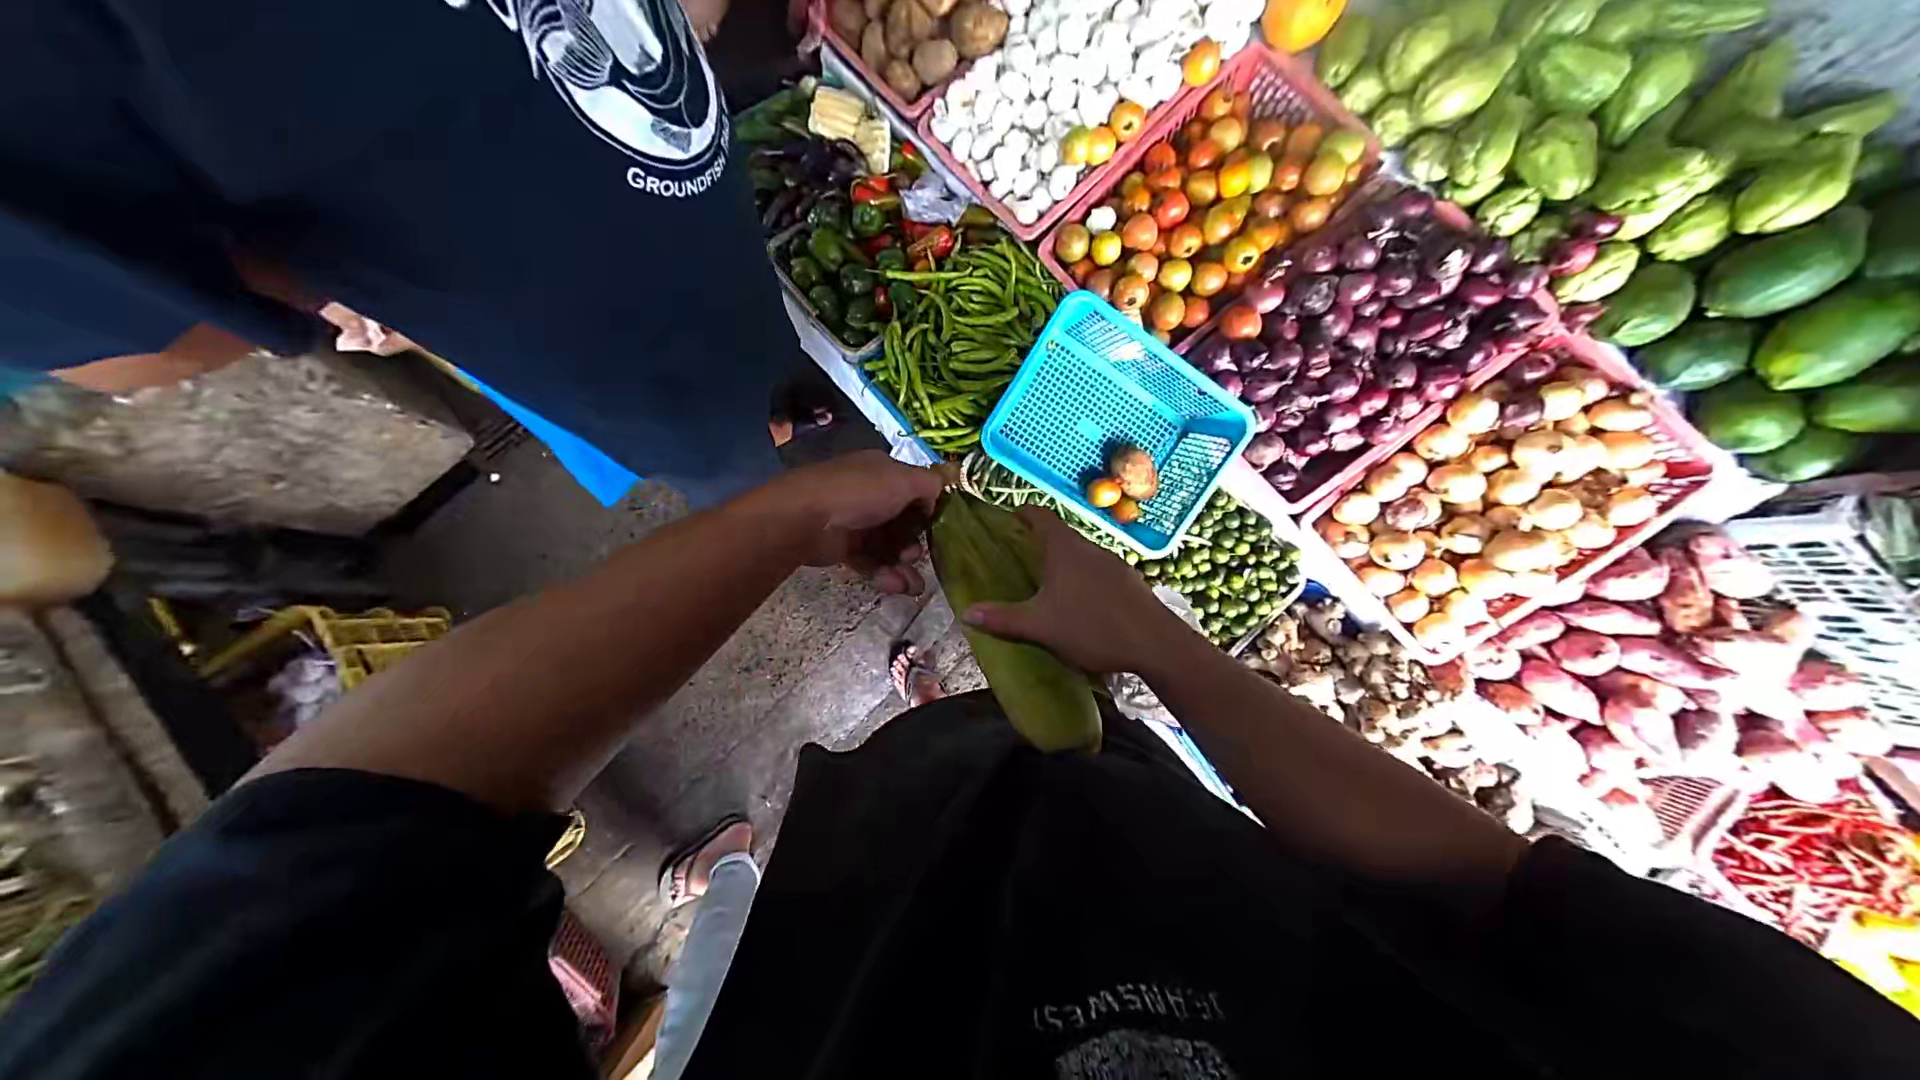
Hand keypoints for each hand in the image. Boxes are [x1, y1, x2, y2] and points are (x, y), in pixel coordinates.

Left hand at [759, 451, 943, 594]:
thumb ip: (931, 485)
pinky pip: (870, 561)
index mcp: (884, 472)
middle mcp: (870, 494)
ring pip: (888, 547)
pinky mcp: (844, 547)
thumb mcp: (904, 479)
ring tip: (913, 587)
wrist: (805, 518)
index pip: (916, 492)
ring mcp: (856, 521)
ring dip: (903, 567)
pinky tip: (896, 587)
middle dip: (915, 545)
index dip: (930, 511)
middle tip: (916, 557)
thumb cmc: (859, 493)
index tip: (940, 530)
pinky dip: (884, 574)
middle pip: (903, 523)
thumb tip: (942, 494)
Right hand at [962, 507, 1200, 673]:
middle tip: (1019, 560)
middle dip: (1039, 544)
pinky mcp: (1130, 582)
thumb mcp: (1041, 626)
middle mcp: (1090, 548)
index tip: (1007, 520)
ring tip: (1047, 585)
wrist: (1156, 644)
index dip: (1021, 514)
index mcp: (1065, 549)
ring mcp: (1114, 563)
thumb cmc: (1093, 627)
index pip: (1040, 515)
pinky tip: (1081, 604)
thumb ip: (1003, 618)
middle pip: (1060, 536)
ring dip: (1063, 564)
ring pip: (1081, 555)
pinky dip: (1083, 579)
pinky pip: (1098, 572)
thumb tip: (966, 612)